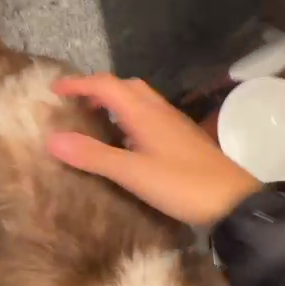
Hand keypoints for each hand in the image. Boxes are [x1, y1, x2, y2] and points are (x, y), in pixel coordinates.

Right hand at [48, 75, 262, 226]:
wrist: (233, 201)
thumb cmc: (182, 184)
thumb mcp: (132, 173)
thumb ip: (93, 156)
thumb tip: (52, 140)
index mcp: (145, 113)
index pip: (106, 86)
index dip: (78, 84)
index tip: (54, 92)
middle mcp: (159, 111)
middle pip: (125, 86)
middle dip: (96, 90)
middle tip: (74, 105)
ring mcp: (173, 124)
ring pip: (139, 101)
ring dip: (114, 103)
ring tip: (93, 121)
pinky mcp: (181, 139)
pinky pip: (148, 117)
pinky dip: (128, 119)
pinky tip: (124, 141)